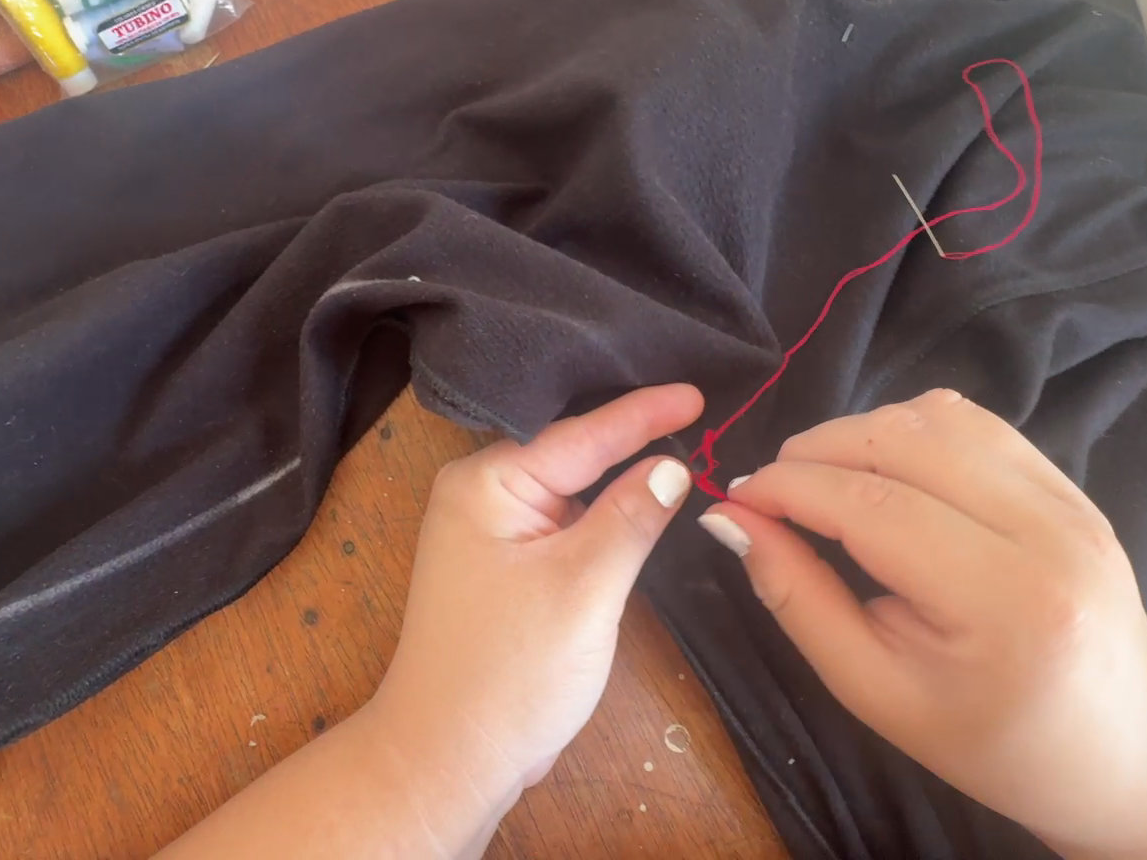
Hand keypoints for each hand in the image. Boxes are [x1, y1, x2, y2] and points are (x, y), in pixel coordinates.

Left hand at [367, 384, 704, 790]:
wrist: (450, 754)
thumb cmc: (510, 670)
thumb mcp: (582, 587)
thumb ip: (629, 518)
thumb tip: (672, 464)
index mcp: (486, 482)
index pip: (578, 436)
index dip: (642, 414)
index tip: (696, 392)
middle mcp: (481, 491)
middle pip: (569, 453)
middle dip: (629, 434)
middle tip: (693, 406)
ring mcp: (490, 526)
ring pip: (569, 486)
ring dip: (617, 473)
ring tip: (676, 435)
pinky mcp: (504, 558)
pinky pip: (562, 518)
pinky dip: (600, 509)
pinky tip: (635, 492)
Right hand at [698, 389, 1146, 854]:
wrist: (1125, 756)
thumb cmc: (985, 739)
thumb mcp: (868, 686)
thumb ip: (793, 594)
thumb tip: (727, 517)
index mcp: (1006, 601)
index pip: (870, 504)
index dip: (784, 487)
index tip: (735, 499)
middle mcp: (1048, 531)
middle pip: (897, 440)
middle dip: (809, 452)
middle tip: (772, 493)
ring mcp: (1068, 498)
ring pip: (929, 416)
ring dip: (852, 434)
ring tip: (821, 480)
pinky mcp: (1066, 483)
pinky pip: (965, 419)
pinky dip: (901, 428)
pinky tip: (880, 469)